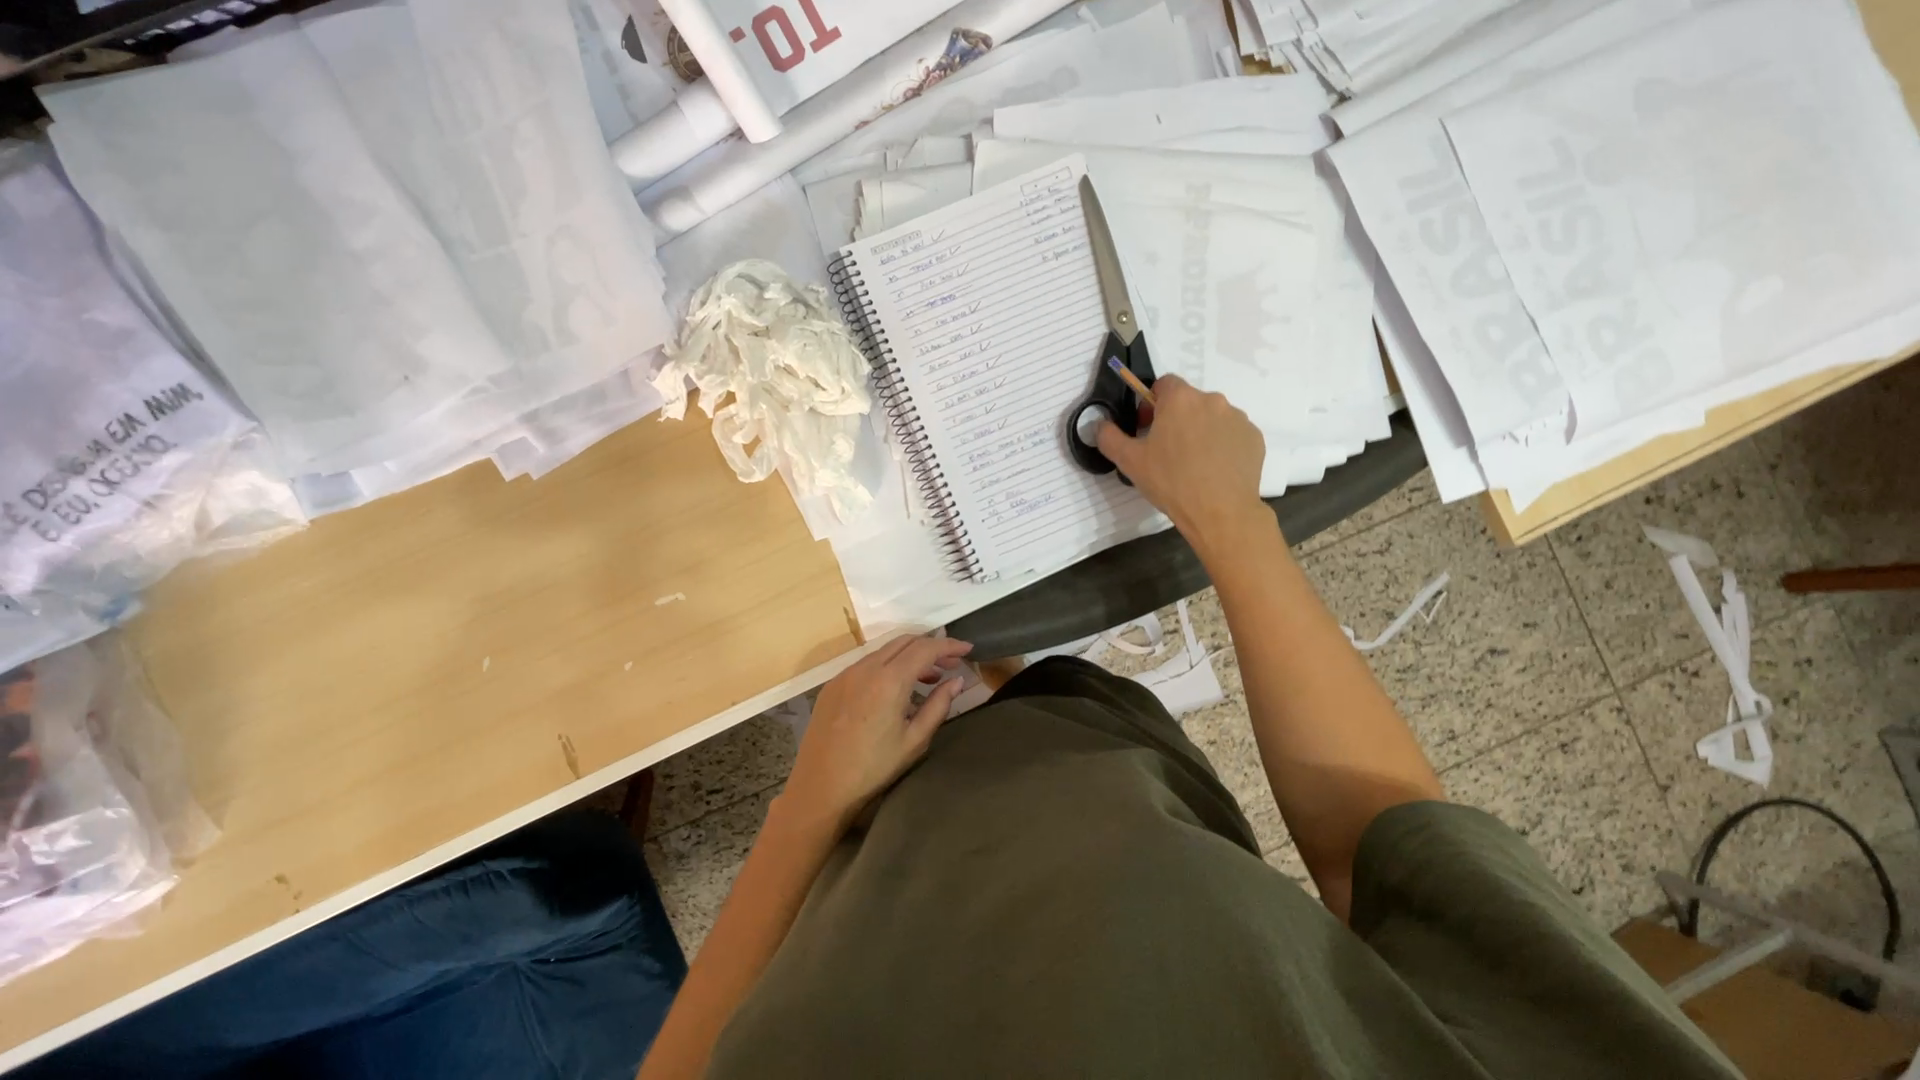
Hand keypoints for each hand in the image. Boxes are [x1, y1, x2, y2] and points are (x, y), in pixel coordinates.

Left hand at [782, 635, 973, 831]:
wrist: (820, 786)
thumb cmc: (872, 768)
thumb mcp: (914, 741)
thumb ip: (938, 706)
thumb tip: (957, 681)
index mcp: (889, 680)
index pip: (925, 648)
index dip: (949, 645)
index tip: (967, 650)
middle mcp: (866, 668)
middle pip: (904, 641)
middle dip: (931, 647)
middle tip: (951, 664)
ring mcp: (845, 674)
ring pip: (884, 651)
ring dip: (909, 656)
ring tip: (928, 677)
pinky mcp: (832, 685)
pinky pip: (866, 664)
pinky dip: (887, 666)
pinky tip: (895, 689)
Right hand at [1097, 375, 1269, 552]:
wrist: (1222, 513)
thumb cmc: (1172, 482)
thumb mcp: (1129, 462)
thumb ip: (1109, 437)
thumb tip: (1099, 424)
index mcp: (1180, 399)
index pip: (1163, 384)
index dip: (1151, 403)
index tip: (1147, 428)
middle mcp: (1212, 400)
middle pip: (1188, 401)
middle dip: (1176, 419)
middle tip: (1166, 451)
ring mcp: (1238, 418)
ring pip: (1212, 417)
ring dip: (1200, 431)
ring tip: (1193, 464)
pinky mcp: (1254, 438)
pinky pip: (1232, 434)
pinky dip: (1222, 445)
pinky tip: (1214, 470)